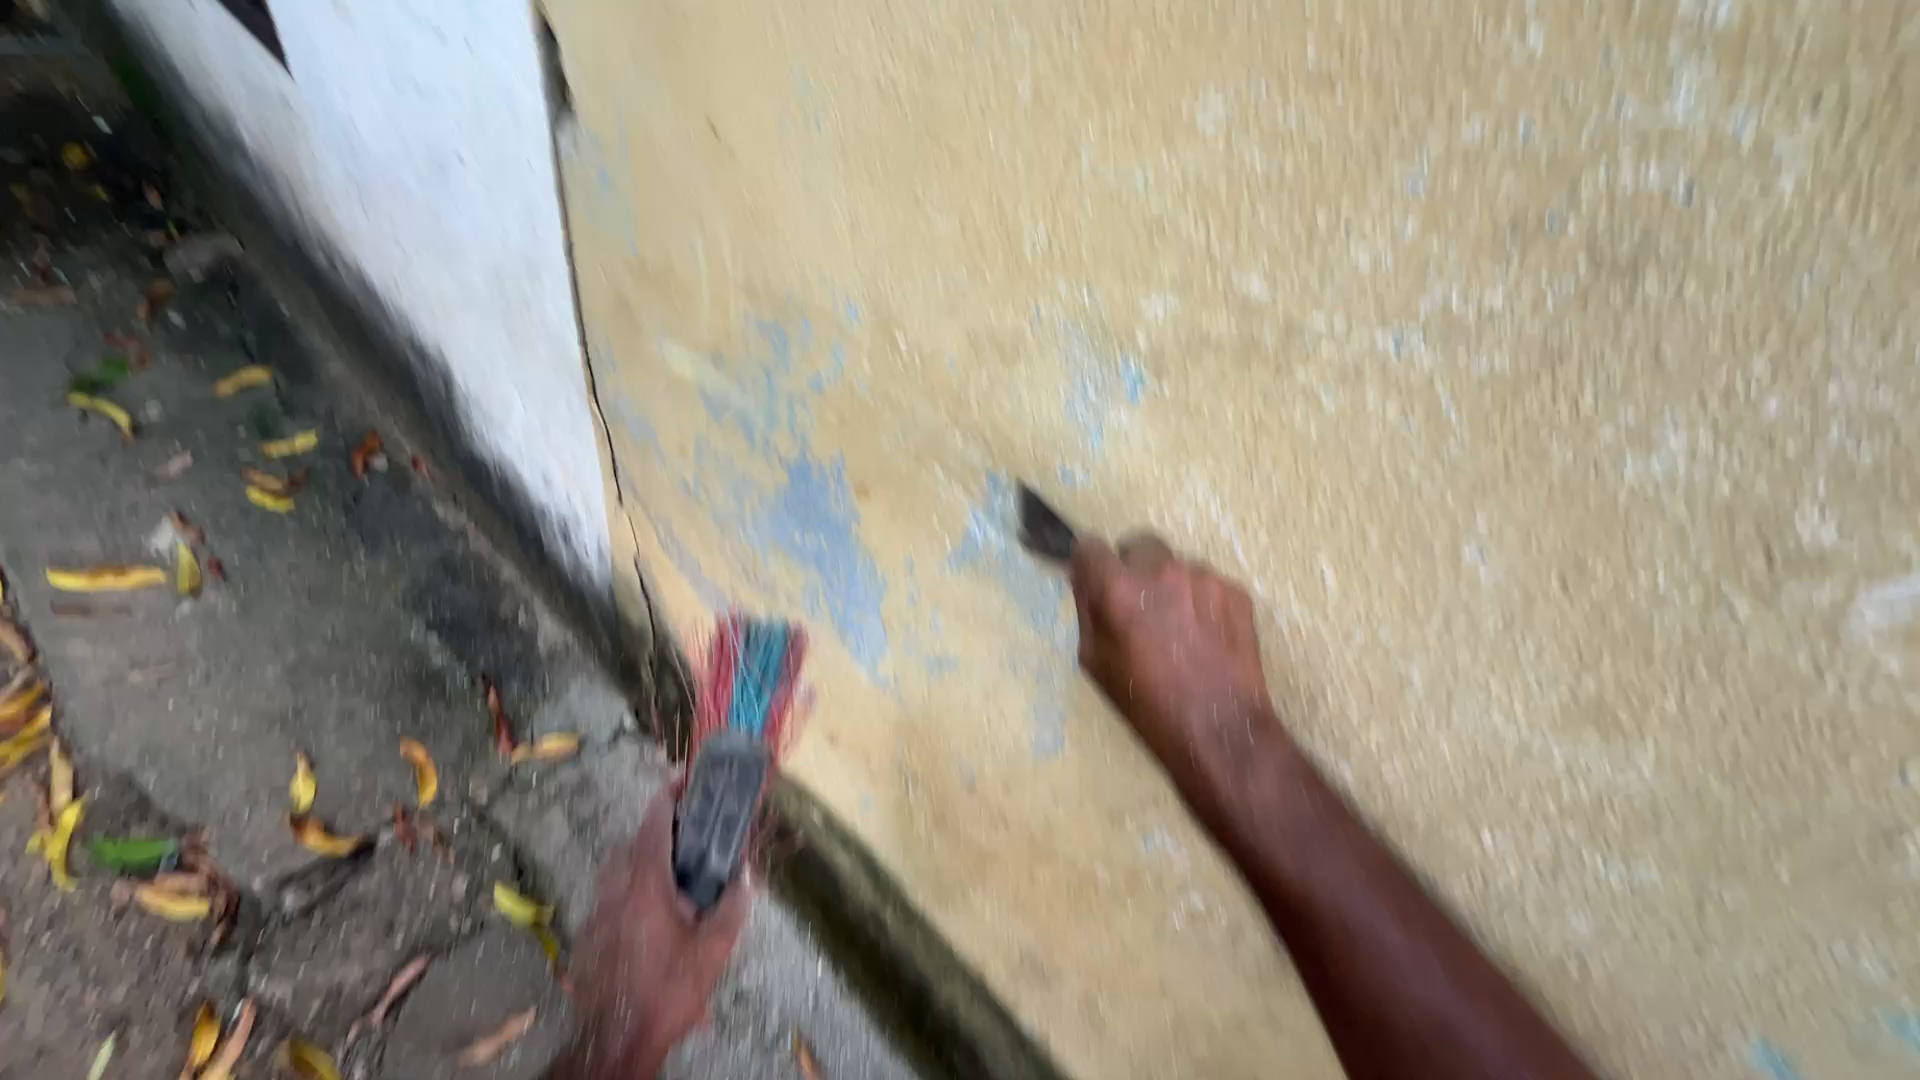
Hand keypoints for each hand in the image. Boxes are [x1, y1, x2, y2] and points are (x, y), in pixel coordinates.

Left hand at [558, 787, 750, 1076]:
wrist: (615, 1042)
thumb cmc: (668, 990)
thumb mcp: (714, 950)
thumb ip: (732, 907)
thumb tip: (744, 878)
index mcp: (645, 886)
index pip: (653, 826)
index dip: (667, 798)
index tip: (682, 780)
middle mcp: (615, 892)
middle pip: (631, 846)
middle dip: (655, 833)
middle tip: (685, 837)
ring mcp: (595, 915)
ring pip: (616, 873)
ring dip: (641, 864)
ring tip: (671, 880)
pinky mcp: (586, 939)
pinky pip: (609, 902)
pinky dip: (630, 896)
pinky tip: (649, 921)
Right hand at [1070, 533, 1276, 793]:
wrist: (1218, 729)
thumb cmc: (1145, 702)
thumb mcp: (1094, 660)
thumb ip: (1087, 609)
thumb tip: (1086, 578)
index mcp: (1119, 589)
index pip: (1090, 546)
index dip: (1090, 564)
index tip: (1094, 580)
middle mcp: (1161, 571)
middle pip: (1137, 545)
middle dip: (1132, 568)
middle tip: (1138, 607)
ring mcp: (1204, 577)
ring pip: (1175, 566)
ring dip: (1169, 585)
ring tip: (1177, 629)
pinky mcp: (1235, 590)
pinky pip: (1206, 583)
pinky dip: (1199, 601)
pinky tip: (1204, 637)